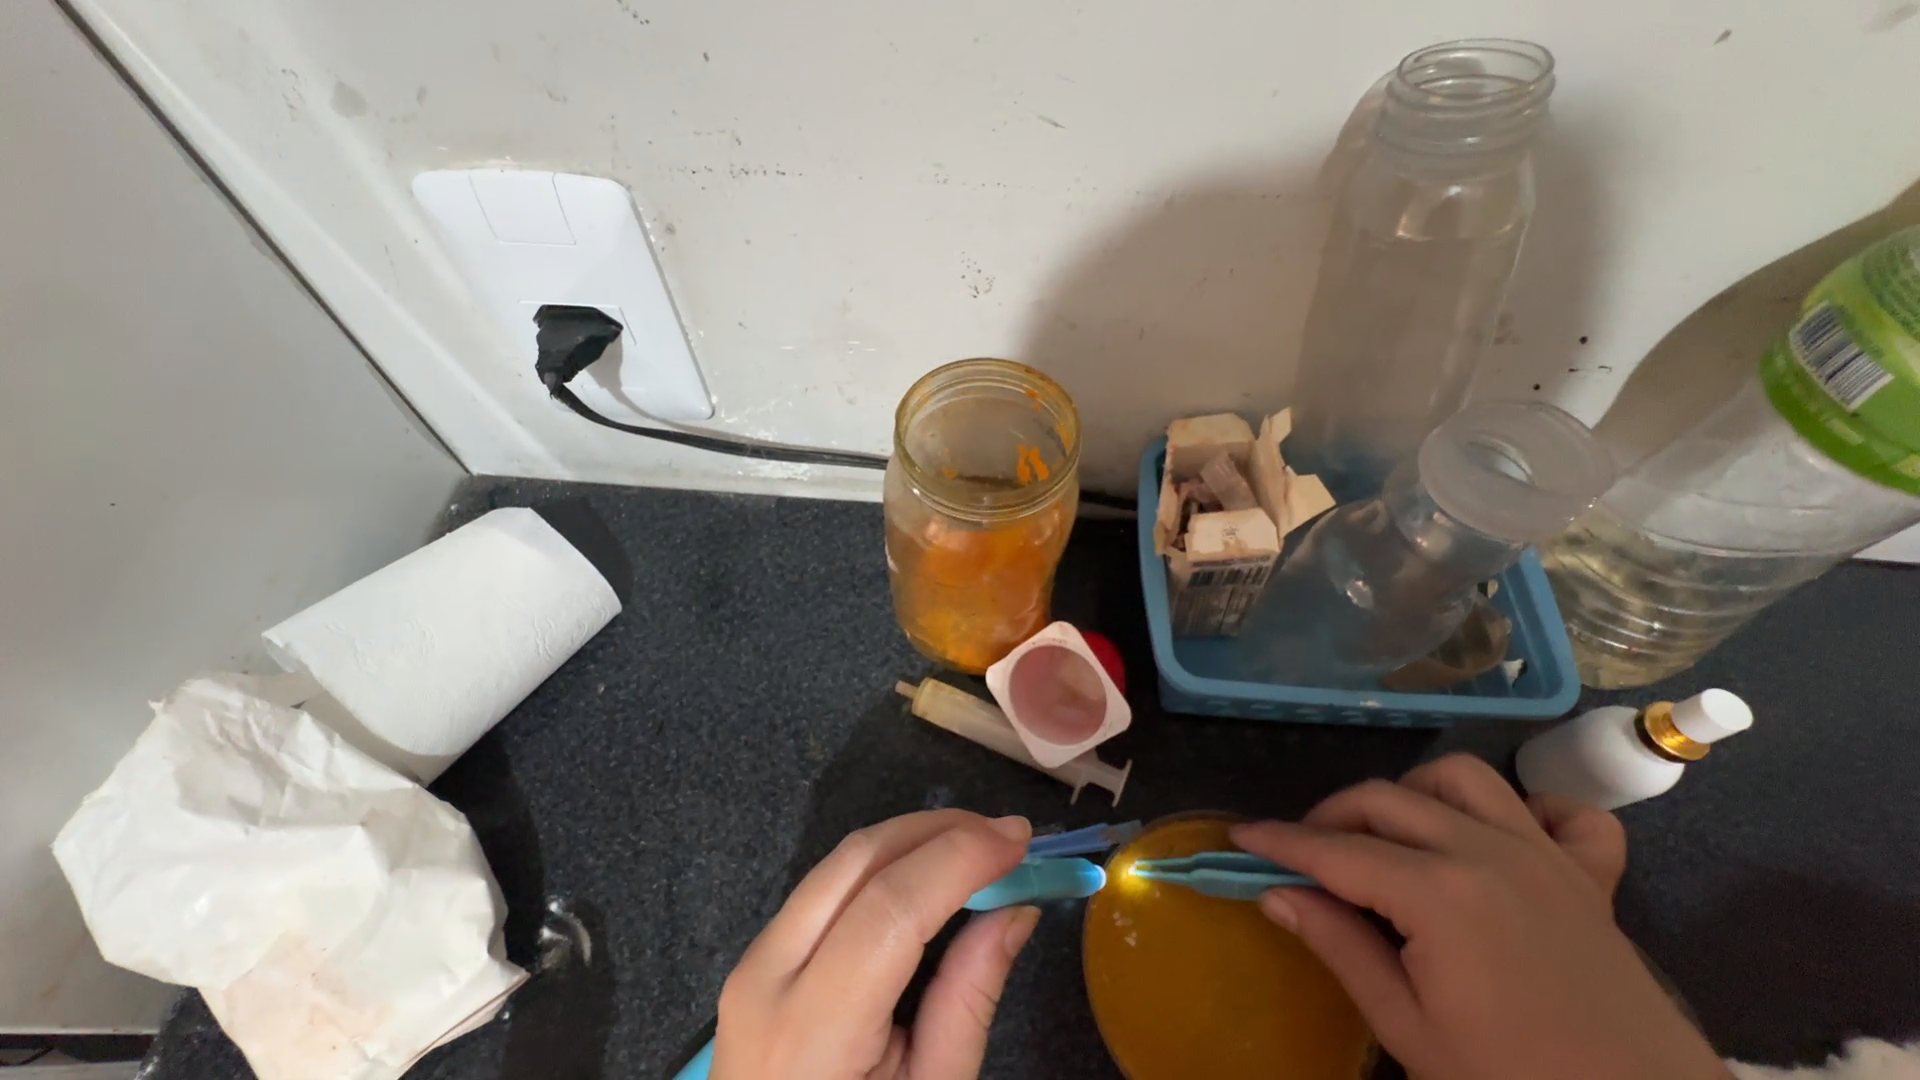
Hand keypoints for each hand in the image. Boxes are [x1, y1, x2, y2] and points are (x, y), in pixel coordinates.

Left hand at [713, 810, 1038, 1079]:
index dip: (959, 858)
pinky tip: (929, 870)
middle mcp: (767, 975)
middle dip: (940, 830)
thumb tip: (1017, 909)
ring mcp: (754, 959)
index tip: (1019, 839)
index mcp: (809, 1032)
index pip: (889, 908)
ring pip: (841, 860)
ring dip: (914, 838)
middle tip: (1008, 836)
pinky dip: (886, 862)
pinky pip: (828, 884)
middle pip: (859, 861)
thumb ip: (969, 998)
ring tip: (979, 846)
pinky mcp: (759, 954)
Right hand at [1233, 754, 1731, 1079]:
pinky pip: (1565, 814)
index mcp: (1437, 892)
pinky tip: (1502, 841)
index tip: (1241, 838)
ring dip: (1413, 794)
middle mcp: (1487, 851)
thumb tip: (1275, 892)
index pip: (1335, 850)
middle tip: (1305, 856)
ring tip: (1392, 837)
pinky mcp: (1591, 877)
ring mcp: (1545, 856)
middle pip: (1385, 799)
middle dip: (1331, 816)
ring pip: (1461, 780)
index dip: (1280, 841)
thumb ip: (1338, 945)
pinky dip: (1528, 811)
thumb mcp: (1406, 1025)